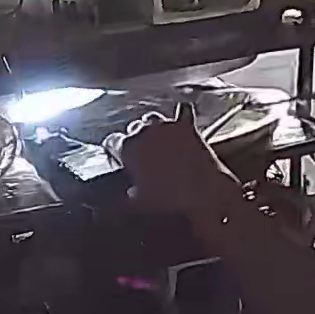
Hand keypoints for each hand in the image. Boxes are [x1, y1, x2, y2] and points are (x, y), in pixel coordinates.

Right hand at [109, 103, 241, 219]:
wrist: (203, 192)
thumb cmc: (169, 198)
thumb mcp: (140, 202)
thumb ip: (128, 195)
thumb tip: (129, 193)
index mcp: (127, 148)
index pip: (111, 141)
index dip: (113, 150)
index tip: (118, 158)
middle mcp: (143, 131)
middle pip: (132, 127)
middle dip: (134, 137)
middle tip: (141, 153)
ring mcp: (165, 126)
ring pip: (151, 118)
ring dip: (152, 126)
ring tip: (156, 138)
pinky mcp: (186, 126)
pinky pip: (182, 110)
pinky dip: (181, 113)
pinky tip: (181, 115)